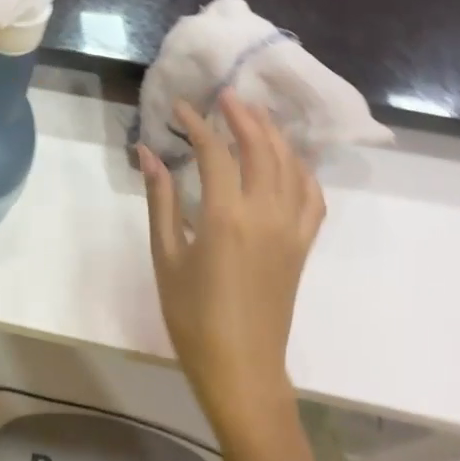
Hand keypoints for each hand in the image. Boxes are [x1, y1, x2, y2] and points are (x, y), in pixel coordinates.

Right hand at [137, 90, 325, 434]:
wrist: (240, 365)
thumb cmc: (190, 313)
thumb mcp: (166, 254)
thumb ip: (161, 199)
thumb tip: (148, 153)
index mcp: (226, 216)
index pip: (216, 152)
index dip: (198, 123)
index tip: (179, 107)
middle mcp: (266, 215)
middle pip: (262, 149)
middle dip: (243, 116)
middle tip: (224, 95)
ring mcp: (291, 230)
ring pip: (291, 167)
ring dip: (274, 135)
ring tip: (254, 114)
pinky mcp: (302, 245)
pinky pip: (311, 197)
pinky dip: (301, 170)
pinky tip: (288, 160)